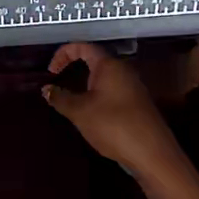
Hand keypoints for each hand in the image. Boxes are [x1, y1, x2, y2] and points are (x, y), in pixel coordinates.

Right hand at [42, 42, 184, 176]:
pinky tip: (91, 115)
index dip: (63, 53)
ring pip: (104, 78)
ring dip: (85, 85)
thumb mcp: (80, 112)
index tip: (51, 71)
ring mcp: (133, 87)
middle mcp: (123, 70)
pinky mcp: (137, 104)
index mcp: (109, 66)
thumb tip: (46, 89)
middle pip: (95, 61)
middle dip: (74, 69)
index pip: (83, 47)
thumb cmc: (113, 125)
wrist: (151, 152)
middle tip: (59, 84)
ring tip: (71, 102)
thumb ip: (60, 98)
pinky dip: (97, 97)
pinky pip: (112, 92)